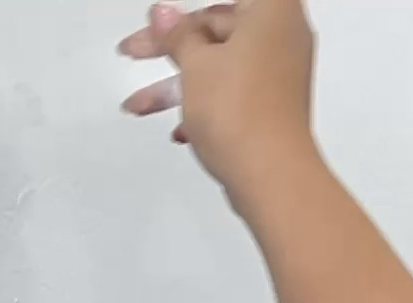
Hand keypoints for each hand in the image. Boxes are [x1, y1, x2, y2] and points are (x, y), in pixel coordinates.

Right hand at [118, 1, 317, 199]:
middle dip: (170, 49)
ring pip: (220, 68)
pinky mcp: (272, 108)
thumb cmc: (236, 109)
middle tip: (130, 53)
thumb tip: (161, 12)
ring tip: (136, 107)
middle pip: (217, 29)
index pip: (218, 2)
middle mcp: (282, 34)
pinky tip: (179, 131)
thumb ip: (177, 36)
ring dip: (177, 86)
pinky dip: (205, 106)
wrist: (270, 175)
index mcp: (271, 7)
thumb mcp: (196, 65)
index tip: (153, 20)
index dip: (180, 13)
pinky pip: (233, 95)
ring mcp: (279, 74)